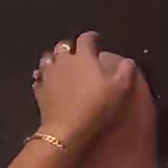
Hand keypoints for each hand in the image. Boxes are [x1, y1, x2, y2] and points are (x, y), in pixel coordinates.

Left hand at [32, 32, 135, 149]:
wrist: (68, 130)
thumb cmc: (97, 106)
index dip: (92, 37)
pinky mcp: (40, 91)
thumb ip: (126, 70)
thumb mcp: (121, 88)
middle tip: (79, 53)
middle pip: (63, 45)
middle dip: (71, 46)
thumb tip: (128, 61)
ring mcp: (49, 75)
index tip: (97, 40)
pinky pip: (40, 78)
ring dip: (55, 58)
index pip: (86, 38)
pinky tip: (50, 82)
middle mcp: (63, 61)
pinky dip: (46, 76)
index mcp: (83, 57)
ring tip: (62, 64)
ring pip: (47, 58)